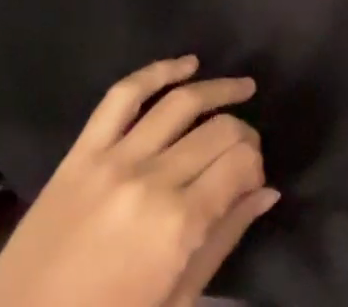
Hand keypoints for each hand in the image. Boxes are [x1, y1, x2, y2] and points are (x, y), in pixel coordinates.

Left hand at [0, 57, 279, 306]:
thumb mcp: (177, 298)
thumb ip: (224, 239)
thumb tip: (267, 192)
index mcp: (179, 224)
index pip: (243, 163)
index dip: (257, 167)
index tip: (252, 183)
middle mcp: (152, 181)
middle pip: (221, 130)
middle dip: (245, 137)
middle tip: (245, 154)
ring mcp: (113, 161)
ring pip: (182, 103)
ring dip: (220, 89)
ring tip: (242, 88)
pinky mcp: (80, 154)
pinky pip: (122, 97)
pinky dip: (157, 72)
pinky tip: (186, 65)